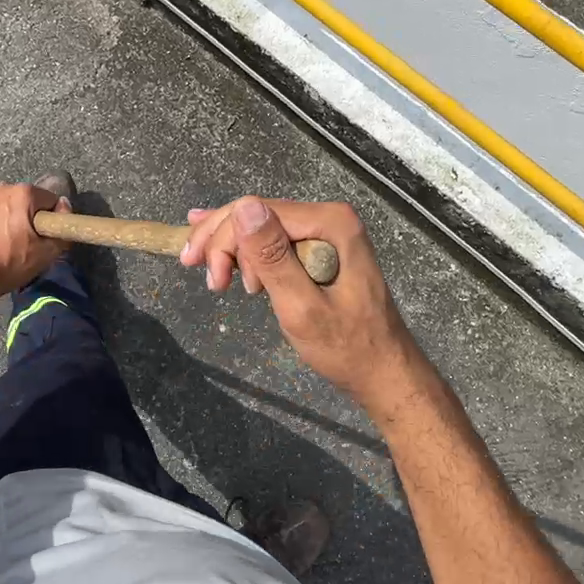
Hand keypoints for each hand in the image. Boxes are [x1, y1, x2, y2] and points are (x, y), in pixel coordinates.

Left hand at [0, 183, 67, 303]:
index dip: (52, 220)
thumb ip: (62, 229)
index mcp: (23, 193)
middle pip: (25, 201)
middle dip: (28, 217)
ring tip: (3, 244)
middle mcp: (1, 189)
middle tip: (26, 243)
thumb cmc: (10, 263)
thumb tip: (64, 208)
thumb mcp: (46, 253)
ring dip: (7, 218)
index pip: (49, 201)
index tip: (46, 237)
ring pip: (3, 206)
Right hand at [182, 197, 415, 404]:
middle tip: (198, 273)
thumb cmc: (347, 348)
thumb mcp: (302, 307)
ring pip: (260, 226)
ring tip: (217, 280)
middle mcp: (328, 217)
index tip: (209, 278)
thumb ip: (273, 257)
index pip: (257, 211)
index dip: (224, 238)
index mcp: (330, 222)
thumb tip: (243, 207)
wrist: (386, 376)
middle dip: (221, 241)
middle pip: (256, 213)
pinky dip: (247, 251)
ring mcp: (325, 232)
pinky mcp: (319, 248)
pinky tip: (220, 249)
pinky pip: (273, 240)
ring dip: (231, 249)